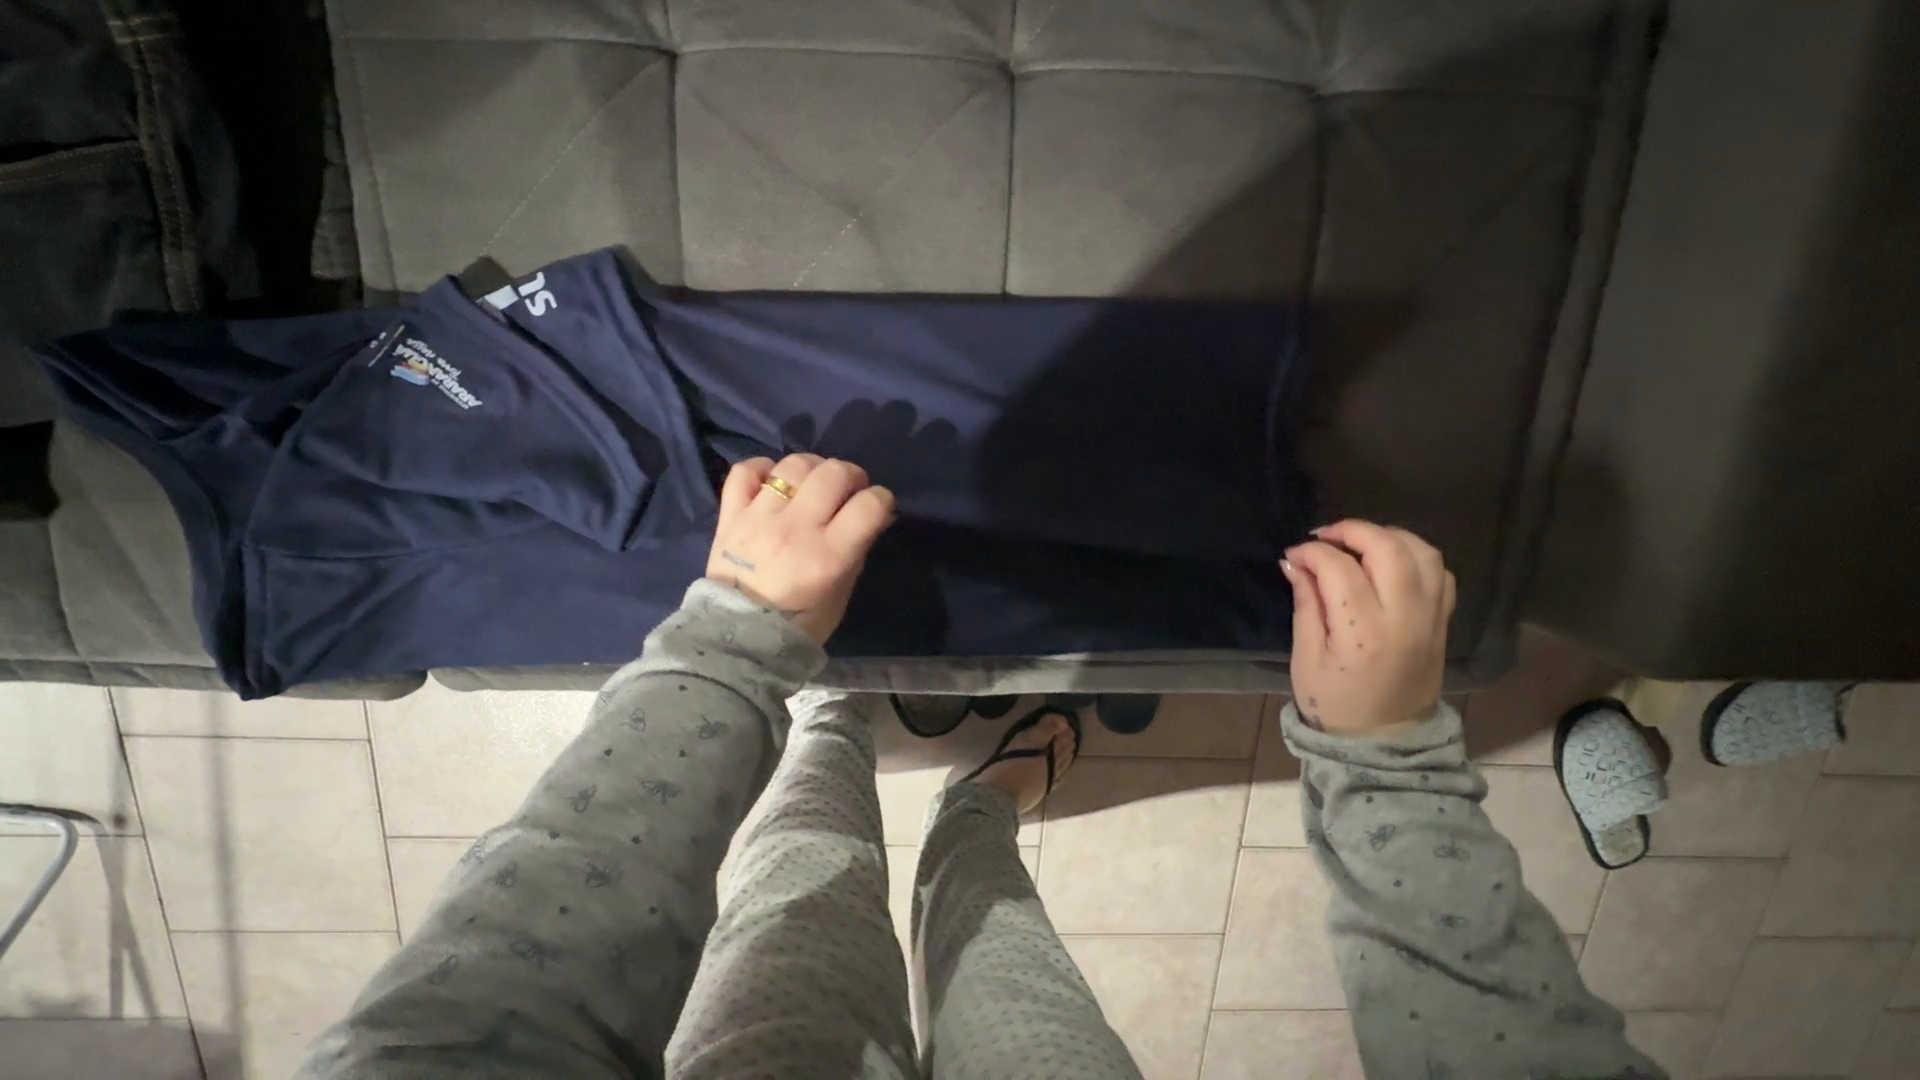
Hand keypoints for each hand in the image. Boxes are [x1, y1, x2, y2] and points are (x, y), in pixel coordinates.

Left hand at [705, 454, 895, 643]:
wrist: (736, 636)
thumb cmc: (798, 622)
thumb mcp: (841, 594)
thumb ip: (857, 550)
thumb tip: (874, 517)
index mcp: (827, 555)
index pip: (869, 505)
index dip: (881, 500)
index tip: (878, 507)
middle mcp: (795, 528)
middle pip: (833, 473)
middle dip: (851, 475)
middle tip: (849, 490)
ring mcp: (759, 517)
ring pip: (793, 465)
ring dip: (812, 468)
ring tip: (813, 483)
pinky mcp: (730, 515)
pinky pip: (745, 471)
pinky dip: (762, 469)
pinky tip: (773, 482)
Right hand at [1281, 520, 1455, 736]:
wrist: (1385, 741)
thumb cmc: (1334, 703)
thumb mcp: (1306, 656)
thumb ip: (1305, 603)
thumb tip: (1295, 562)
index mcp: (1362, 630)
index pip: (1338, 567)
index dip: (1311, 552)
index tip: (1293, 555)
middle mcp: (1404, 616)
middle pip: (1387, 547)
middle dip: (1352, 530)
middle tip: (1324, 537)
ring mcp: (1431, 617)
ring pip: (1422, 552)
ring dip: (1387, 537)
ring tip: (1359, 544)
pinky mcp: (1443, 621)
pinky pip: (1440, 572)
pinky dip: (1414, 556)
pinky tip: (1389, 564)